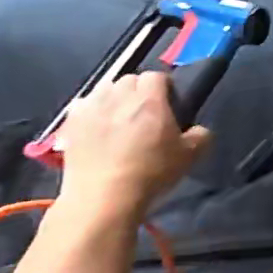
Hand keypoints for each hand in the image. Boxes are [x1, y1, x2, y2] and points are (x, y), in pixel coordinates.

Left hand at [56, 72, 210, 219]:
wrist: (104, 196)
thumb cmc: (151, 173)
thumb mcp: (190, 157)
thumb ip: (201, 136)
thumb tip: (198, 130)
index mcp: (150, 99)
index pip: (157, 76)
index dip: (166, 87)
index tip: (170, 104)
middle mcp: (119, 95)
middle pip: (130, 79)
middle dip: (140, 91)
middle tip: (147, 114)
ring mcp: (91, 106)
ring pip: (106, 89)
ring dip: (116, 98)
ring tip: (121, 120)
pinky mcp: (71, 122)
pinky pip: (84, 105)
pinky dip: (93, 111)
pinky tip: (98, 129)